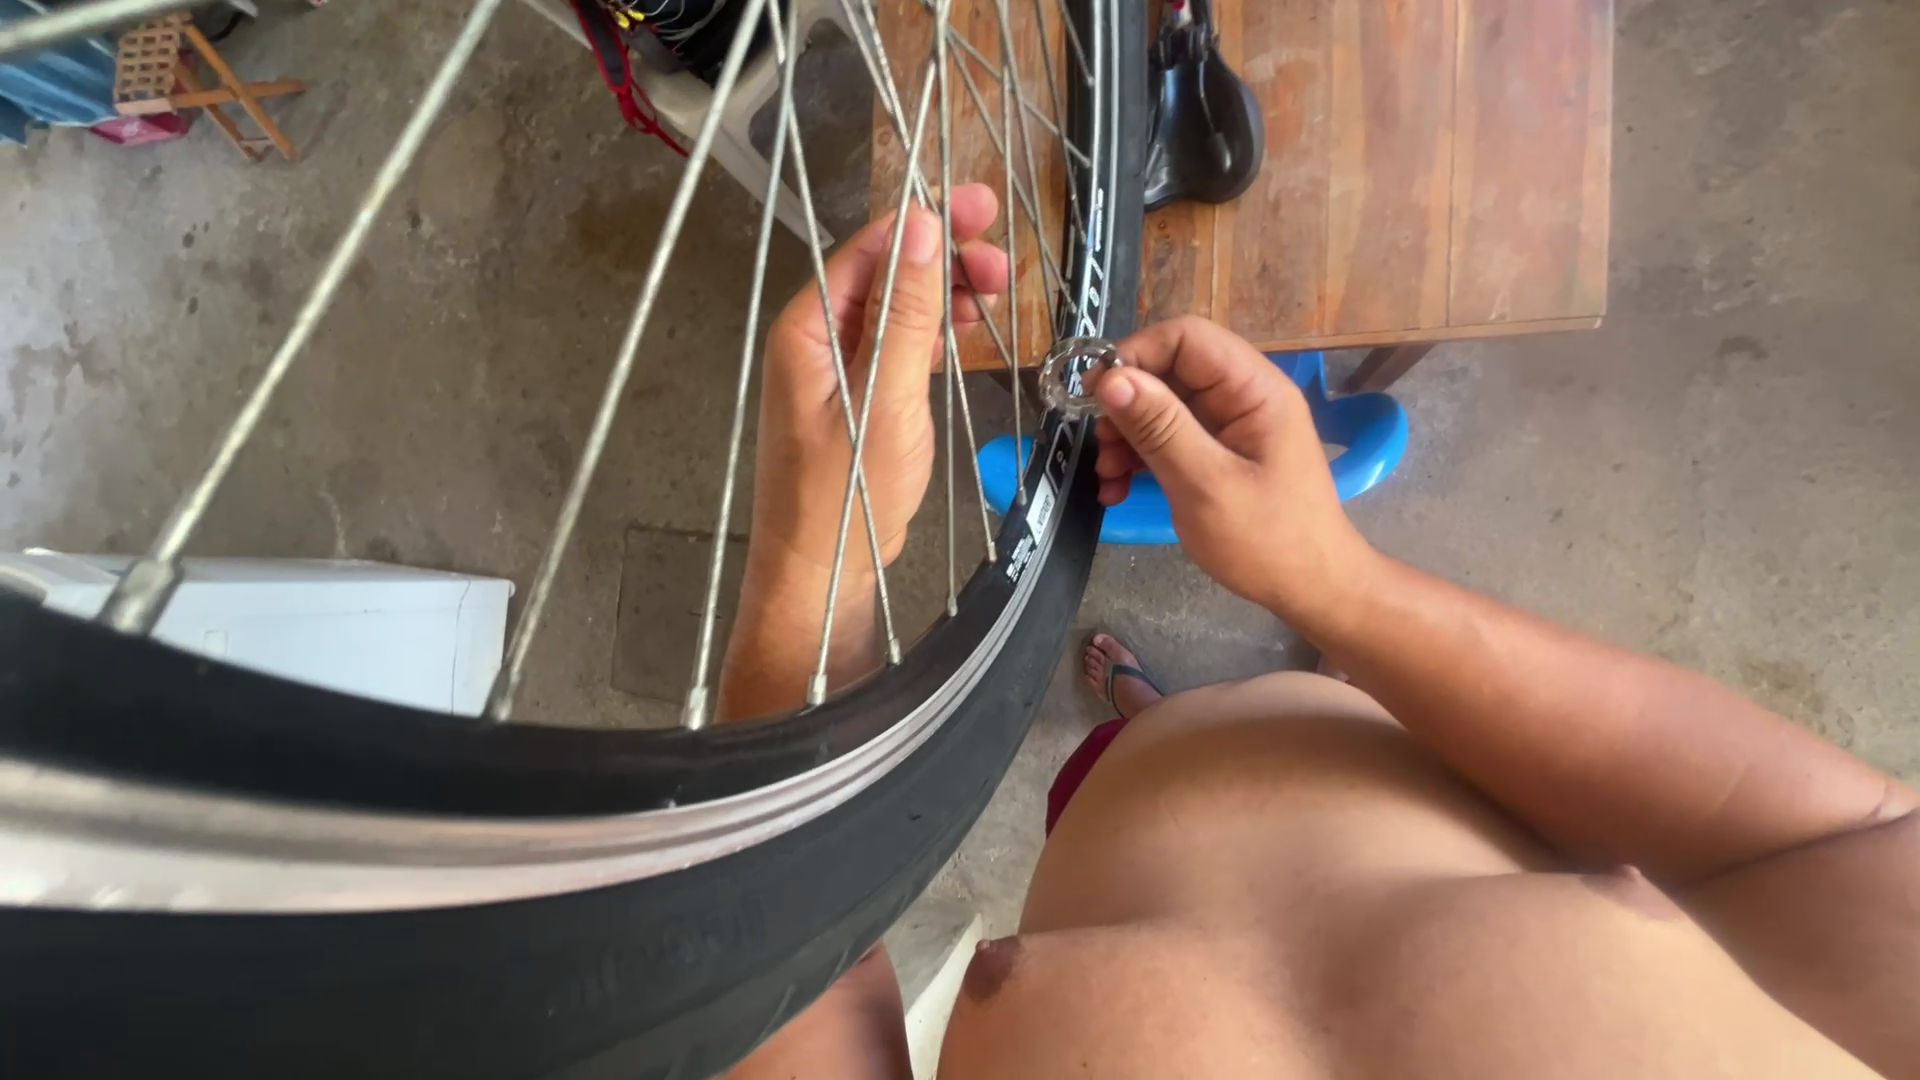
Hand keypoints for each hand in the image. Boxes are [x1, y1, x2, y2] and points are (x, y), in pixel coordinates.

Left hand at [751, 184, 1008, 577]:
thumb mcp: (886, 396)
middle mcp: (818, 340)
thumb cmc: (848, 490)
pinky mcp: (861, 402)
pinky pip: (897, 351)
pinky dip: (932, 338)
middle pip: (884, 278)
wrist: (824, 570)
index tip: (983, 207)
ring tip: (996, 292)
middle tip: (1003, 261)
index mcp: (809, 327)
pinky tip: (965, 331)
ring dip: (942, 298)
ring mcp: (839, 373)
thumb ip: (905, 312)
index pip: (869, 250)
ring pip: (895, 314)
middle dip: (942, 260)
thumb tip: (922, 224)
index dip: (927, 221)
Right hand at [1091, 316, 1375, 618]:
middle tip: (1100, 447)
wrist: (1308, 589)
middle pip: (1168, 373)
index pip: (1186, 339)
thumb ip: (1159, 428)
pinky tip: (1117, 489)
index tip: (1096, 395)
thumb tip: (1110, 380)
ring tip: (1107, 477)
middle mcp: (1241, 398)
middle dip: (1125, 406)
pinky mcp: (1215, 455)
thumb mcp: (1206, 484)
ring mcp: (1228, 427)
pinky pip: (1166, 440)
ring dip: (1125, 438)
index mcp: (1254, 390)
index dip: (1136, 356)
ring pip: (1160, 408)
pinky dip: (1137, 460)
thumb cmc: (1267, 540)